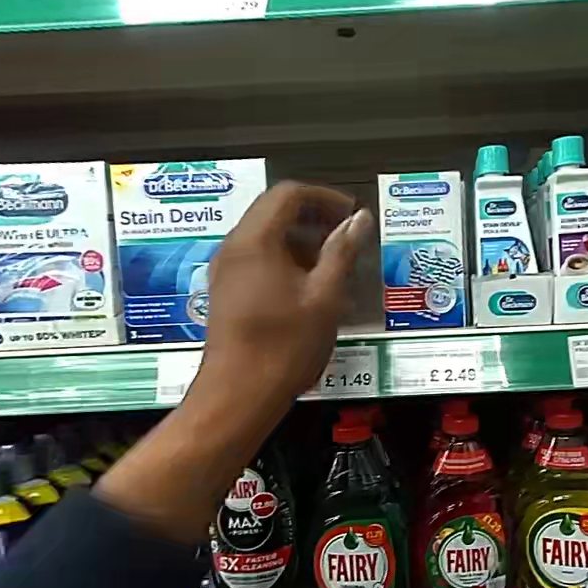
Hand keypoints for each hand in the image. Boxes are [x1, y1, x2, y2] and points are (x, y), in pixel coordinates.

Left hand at [97, 183, 369, 544]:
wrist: (239, 393)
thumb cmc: (286, 344)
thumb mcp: (325, 296)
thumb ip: (343, 251)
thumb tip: (360, 219)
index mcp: (256, 240)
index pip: (289, 194)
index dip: (325, 197)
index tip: (352, 215)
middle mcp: (235, 247)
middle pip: (275, 211)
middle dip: (315, 217)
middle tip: (348, 237)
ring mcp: (227, 269)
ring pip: (267, 236)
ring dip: (304, 241)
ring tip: (336, 267)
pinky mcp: (228, 290)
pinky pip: (259, 258)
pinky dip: (288, 260)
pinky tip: (312, 289)